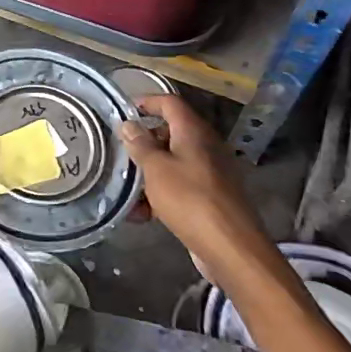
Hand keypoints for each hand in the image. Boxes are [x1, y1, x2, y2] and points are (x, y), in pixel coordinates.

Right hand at [120, 95, 278, 289]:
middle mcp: (205, 148)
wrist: (231, 249)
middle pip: (170, 133)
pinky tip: (141, 214)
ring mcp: (210, 174)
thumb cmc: (190, 200)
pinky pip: (179, 187)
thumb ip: (140, 144)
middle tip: (119, 152)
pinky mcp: (209, 198)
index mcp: (194, 133)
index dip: (147, 102)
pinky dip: (159, 195)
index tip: (123, 111)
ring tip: (125, 189)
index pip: (170, 103)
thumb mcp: (156, 169)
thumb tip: (129, 125)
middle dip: (143, 143)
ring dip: (148, 173)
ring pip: (172, 163)